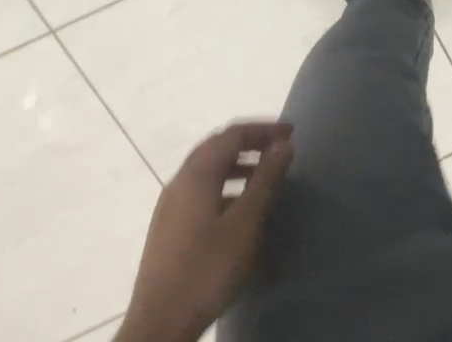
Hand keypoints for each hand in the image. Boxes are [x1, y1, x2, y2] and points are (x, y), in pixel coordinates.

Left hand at [115, 123, 294, 341]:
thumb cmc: (208, 269)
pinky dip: (224, 184)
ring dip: (237, 164)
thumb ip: (266, 179)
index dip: (263, 129)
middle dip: (249, 142)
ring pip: (206, 171)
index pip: (231, 135)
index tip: (291, 133)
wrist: (160, 326)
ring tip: (264, 176)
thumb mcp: (246, 222)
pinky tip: (239, 208)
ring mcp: (169, 208)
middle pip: (215, 148)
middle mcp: (178, 184)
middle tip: (279, 148)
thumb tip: (283, 145)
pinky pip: (200, 191)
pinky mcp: (168, 229)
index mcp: (196, 176)